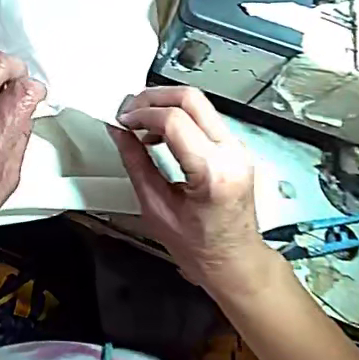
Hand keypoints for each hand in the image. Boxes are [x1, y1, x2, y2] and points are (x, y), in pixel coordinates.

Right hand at [111, 86, 276, 295]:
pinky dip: (177, 116)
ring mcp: (238, 148)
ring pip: (198, 103)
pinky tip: (158, 133)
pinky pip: (204, 117)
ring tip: (140, 124)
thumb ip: (136, 163)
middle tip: (129, 111)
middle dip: (153, 98)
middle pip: (190, 98)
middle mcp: (232, 153)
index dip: (141, 115)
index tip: (122, 122)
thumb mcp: (156, 207)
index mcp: (212, 172)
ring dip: (164, 105)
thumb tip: (120, 133)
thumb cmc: (200, 246)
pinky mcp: (236, 147)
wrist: (234, 261)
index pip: (173, 120)